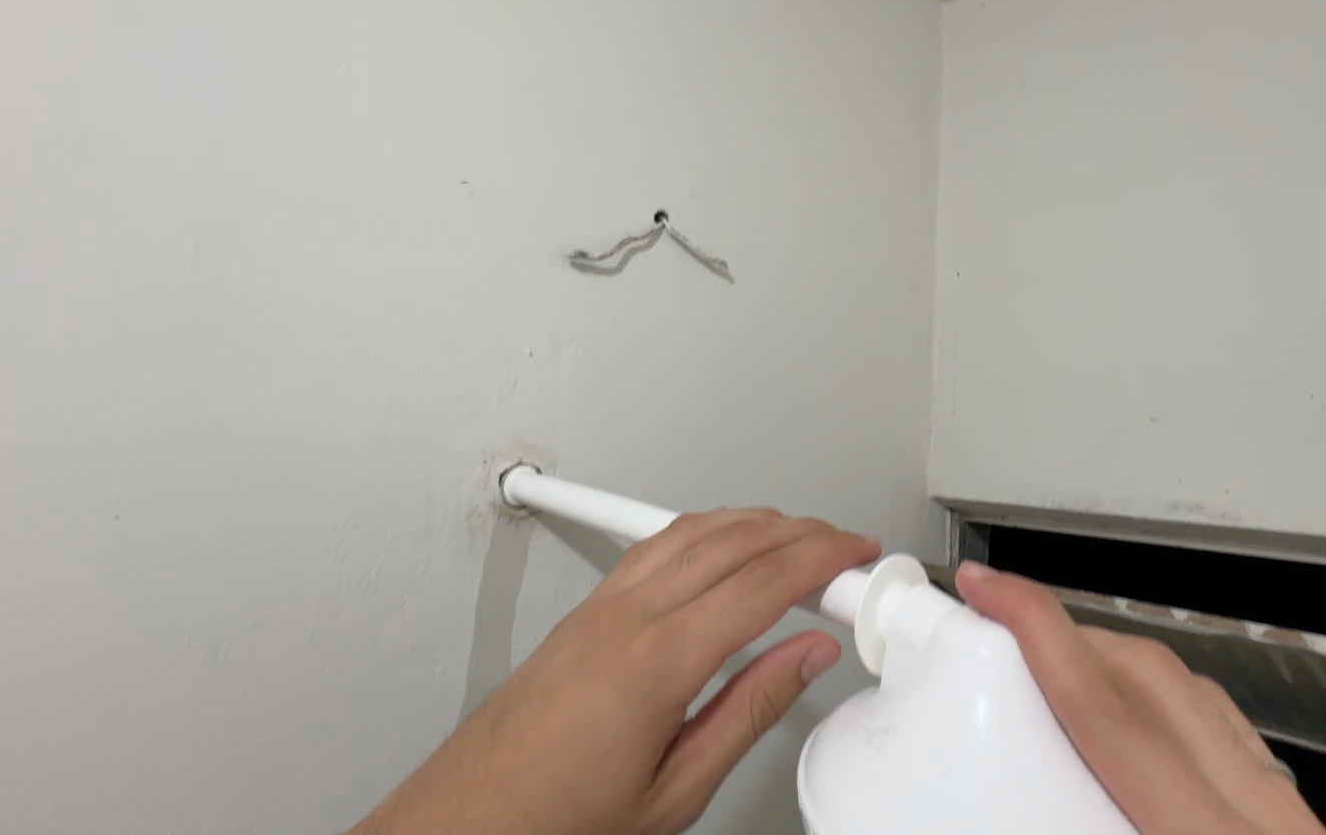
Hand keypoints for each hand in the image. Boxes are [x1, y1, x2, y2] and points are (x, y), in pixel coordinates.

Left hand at [350, 509, 880, 834]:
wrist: (470, 819)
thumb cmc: (559, 817)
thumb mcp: (677, 790)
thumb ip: (751, 709)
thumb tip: (807, 656)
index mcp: (660, 660)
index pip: (764, 582)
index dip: (822, 559)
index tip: (856, 554)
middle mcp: (632, 613)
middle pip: (736, 540)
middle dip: (801, 532)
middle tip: (842, 545)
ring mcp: (607, 600)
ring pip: (698, 528)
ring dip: (757, 520)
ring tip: (799, 534)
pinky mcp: (591, 603)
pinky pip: (660, 539)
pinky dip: (709, 526)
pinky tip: (726, 537)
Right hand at [956, 561, 1325, 834]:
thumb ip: (1063, 814)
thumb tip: (996, 797)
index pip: (1107, 706)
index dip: (1035, 627)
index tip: (984, 586)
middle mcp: (1268, 823)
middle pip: (1152, 676)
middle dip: (1060, 632)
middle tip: (995, 630)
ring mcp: (1292, 822)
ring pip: (1194, 692)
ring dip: (1109, 663)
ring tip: (1049, 674)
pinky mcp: (1298, 827)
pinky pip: (1226, 730)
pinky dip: (1164, 702)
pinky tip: (1129, 725)